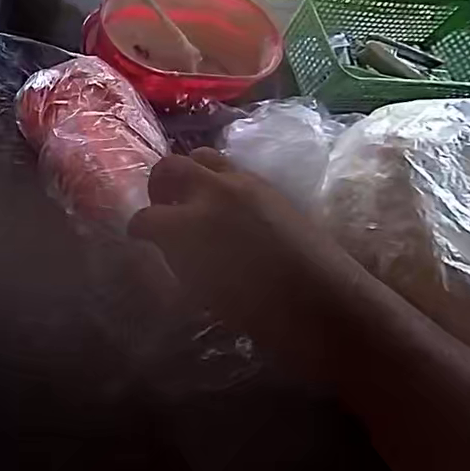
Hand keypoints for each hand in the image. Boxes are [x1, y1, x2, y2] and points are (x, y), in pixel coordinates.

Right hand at [128, 148, 373, 365]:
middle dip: (157, 186)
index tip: (138, 237)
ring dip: (189, 175)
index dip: (138, 228)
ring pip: (202, 157)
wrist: (332, 309)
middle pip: (170, 167)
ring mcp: (246, 183)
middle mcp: (215, 192)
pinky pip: (231, 169)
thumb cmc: (262, 314)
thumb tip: (163, 242)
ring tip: (191, 201)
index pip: (147, 217)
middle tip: (160, 209)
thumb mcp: (203, 290)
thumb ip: (177, 257)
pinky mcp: (270, 186)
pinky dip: (216, 181)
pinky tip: (223, 208)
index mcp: (192, 224)